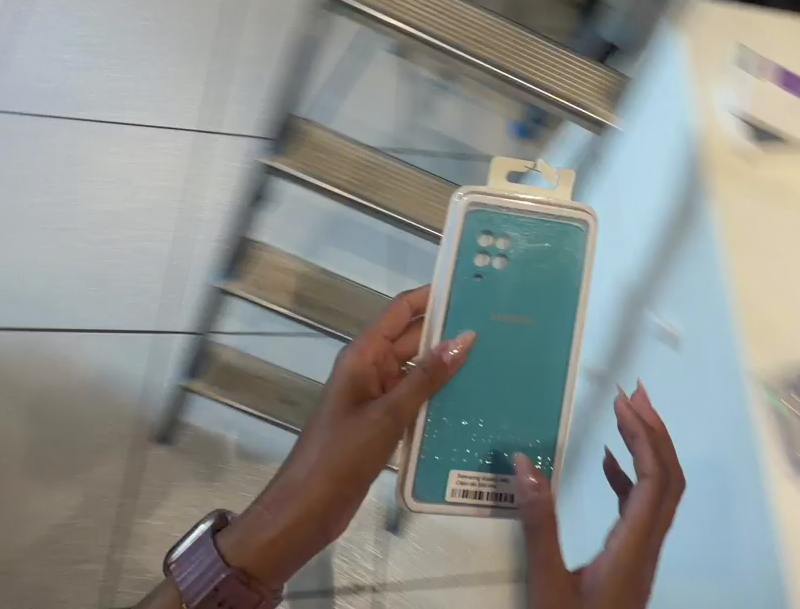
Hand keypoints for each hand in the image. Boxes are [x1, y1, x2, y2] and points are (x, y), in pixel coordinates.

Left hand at [219, 286, 474, 585]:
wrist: (306, 511)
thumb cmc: (341, 454)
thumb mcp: (389, 414)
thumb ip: (428, 376)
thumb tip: (465, 337)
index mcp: (364, 354)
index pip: (402, 309)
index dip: (432, 295)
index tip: (470, 287)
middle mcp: (370, 367)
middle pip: (413, 337)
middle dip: (448, 330)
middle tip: (494, 326)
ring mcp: (376, 395)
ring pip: (417, 369)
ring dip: (446, 365)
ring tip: (492, 358)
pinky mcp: (382, 421)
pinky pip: (415, 397)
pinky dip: (438, 395)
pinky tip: (470, 400)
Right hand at [514, 383, 684, 608]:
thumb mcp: (547, 588)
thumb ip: (538, 525)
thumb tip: (524, 462)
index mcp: (633, 548)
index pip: (655, 480)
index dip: (644, 435)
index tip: (622, 401)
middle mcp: (646, 547)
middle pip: (669, 479)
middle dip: (655, 431)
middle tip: (634, 393)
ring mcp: (642, 555)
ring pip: (661, 492)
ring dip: (647, 448)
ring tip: (624, 414)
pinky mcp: (631, 562)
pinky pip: (641, 508)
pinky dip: (629, 476)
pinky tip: (607, 462)